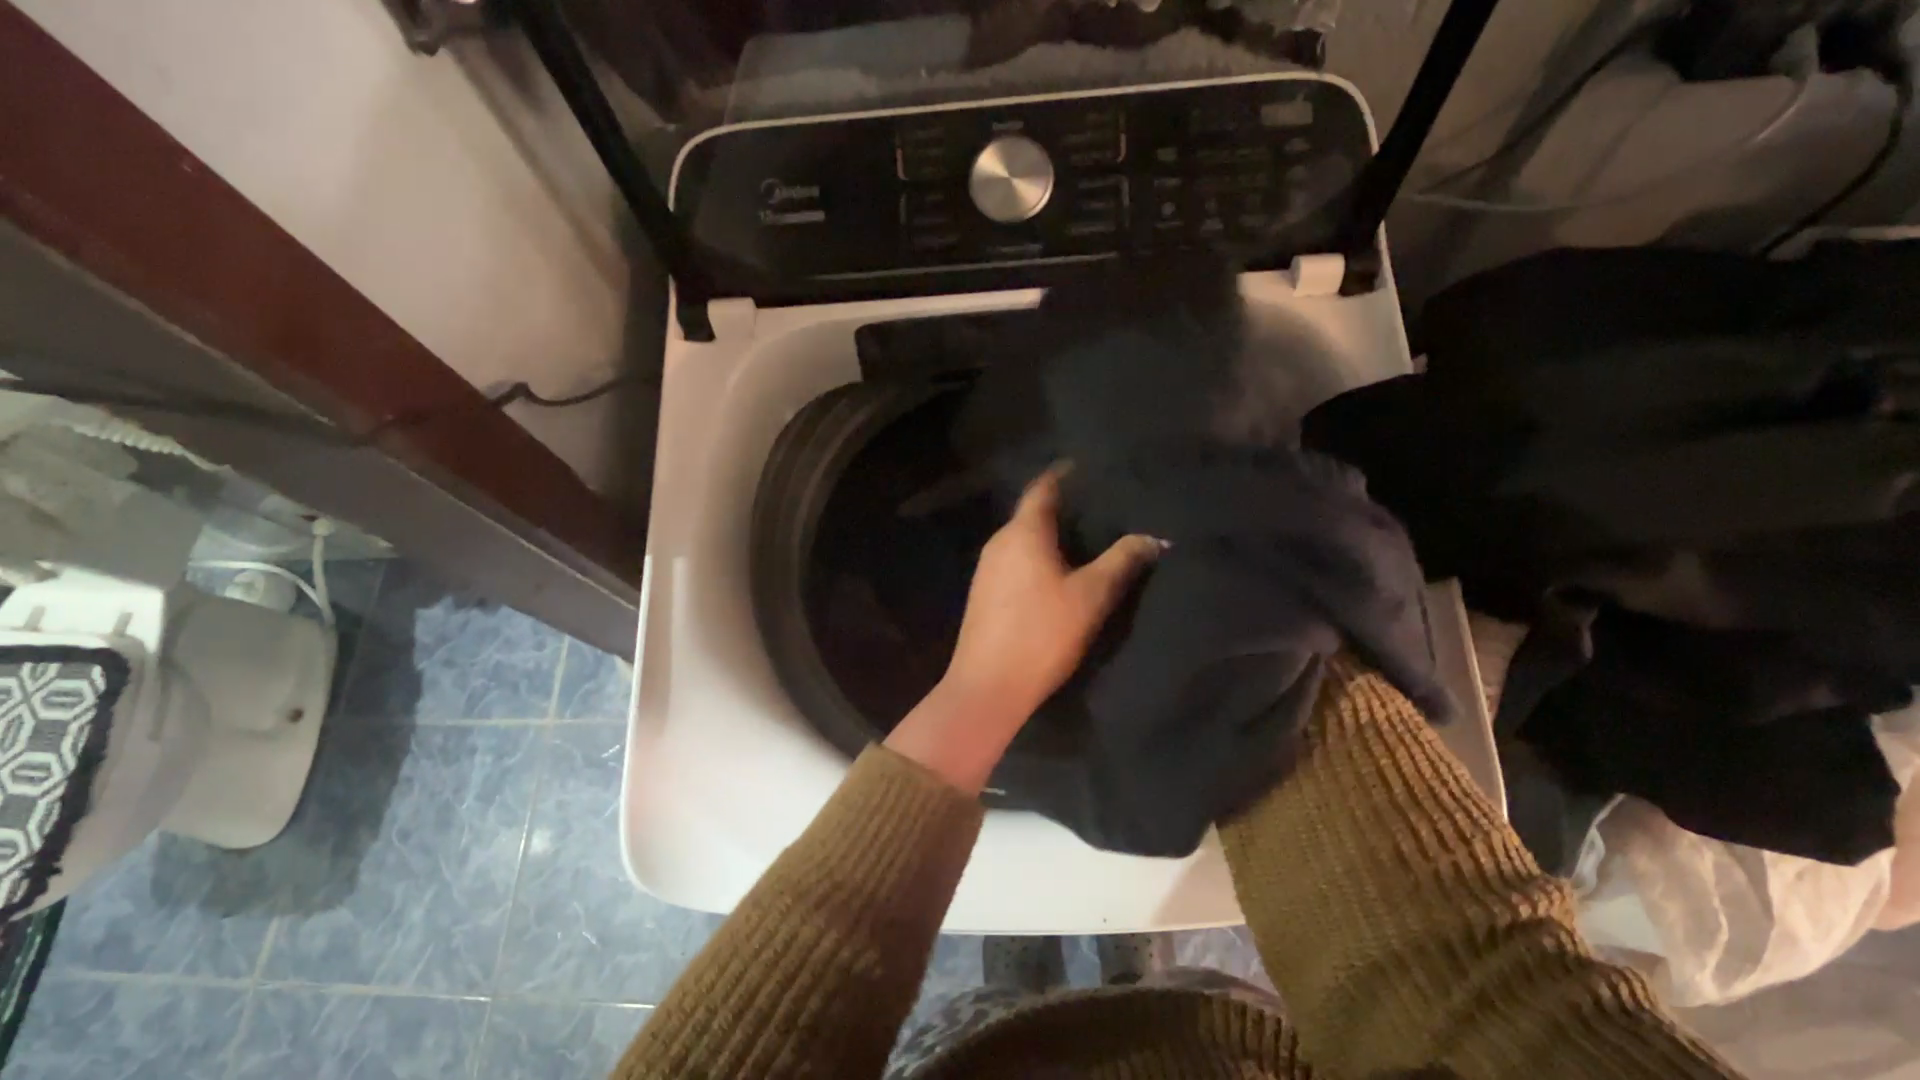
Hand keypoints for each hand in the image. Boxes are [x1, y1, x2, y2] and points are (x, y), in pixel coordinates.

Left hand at [885, 466, 1162, 792]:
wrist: (988, 686)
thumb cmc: (1042, 633)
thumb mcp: (1091, 596)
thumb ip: (1122, 561)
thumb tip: (1154, 536)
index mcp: (1023, 531)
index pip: (1044, 487)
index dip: (1066, 474)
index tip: (1091, 467)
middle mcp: (1000, 541)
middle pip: (1033, 513)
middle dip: (1065, 507)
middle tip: (1103, 505)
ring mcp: (988, 569)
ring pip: (1025, 539)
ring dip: (1053, 536)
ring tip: (1090, 538)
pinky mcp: (985, 595)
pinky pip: (1017, 561)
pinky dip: (1040, 557)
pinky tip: (1062, 572)